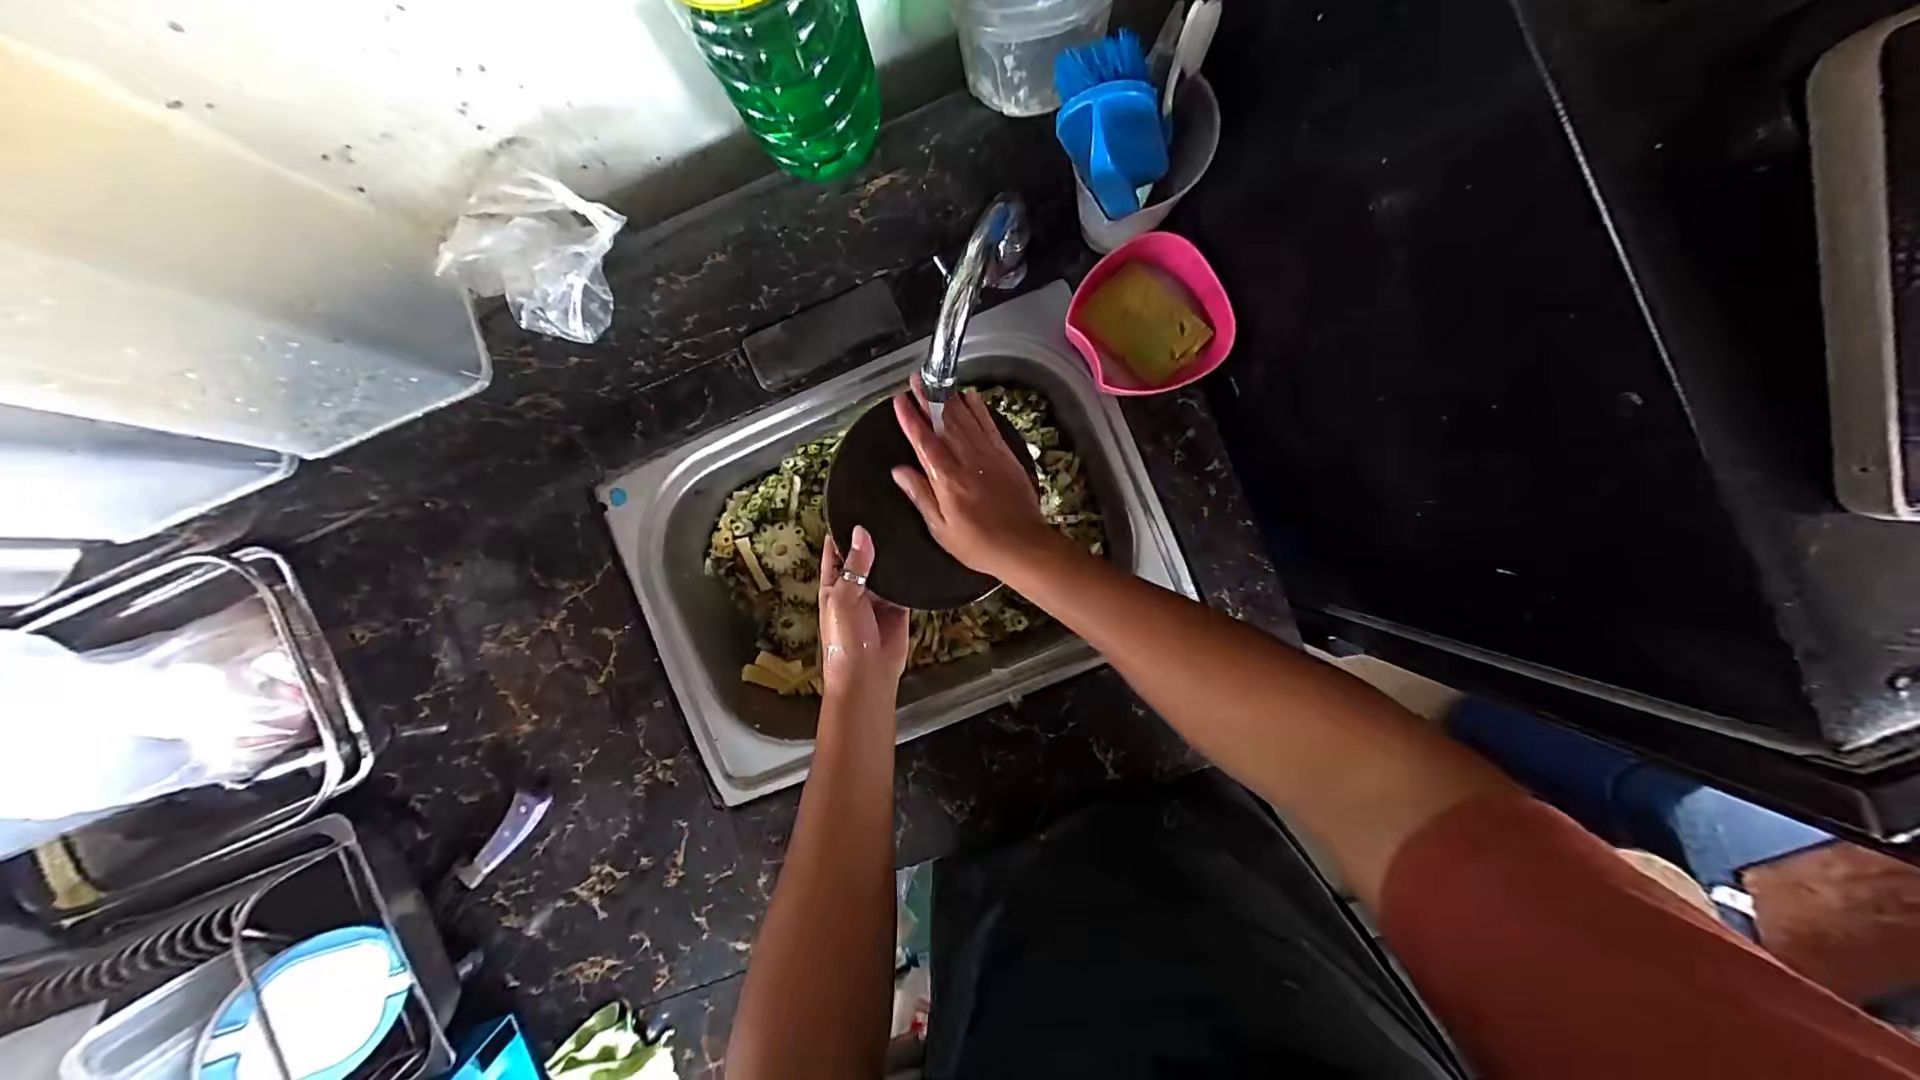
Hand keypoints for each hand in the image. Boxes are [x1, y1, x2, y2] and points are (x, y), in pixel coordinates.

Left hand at [818, 525, 910, 700]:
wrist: (868, 675)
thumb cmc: (844, 639)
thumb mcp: (844, 597)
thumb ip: (856, 565)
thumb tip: (862, 532)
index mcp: (833, 583)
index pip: (836, 549)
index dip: (843, 530)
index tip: (855, 504)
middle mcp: (855, 586)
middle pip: (865, 555)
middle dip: (874, 538)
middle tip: (889, 510)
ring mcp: (878, 596)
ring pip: (886, 568)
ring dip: (893, 555)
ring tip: (907, 525)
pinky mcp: (899, 606)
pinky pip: (904, 585)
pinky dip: (910, 574)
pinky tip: (919, 554)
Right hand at [890, 375, 1056, 578]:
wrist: (1024, 546)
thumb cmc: (979, 544)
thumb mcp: (941, 528)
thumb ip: (921, 495)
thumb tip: (899, 471)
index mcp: (948, 480)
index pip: (924, 442)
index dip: (910, 419)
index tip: (899, 400)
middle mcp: (969, 461)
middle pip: (945, 423)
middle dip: (928, 400)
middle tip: (915, 380)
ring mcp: (990, 456)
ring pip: (967, 420)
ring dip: (949, 399)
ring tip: (936, 382)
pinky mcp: (1006, 457)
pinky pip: (990, 426)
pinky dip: (979, 409)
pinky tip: (970, 397)